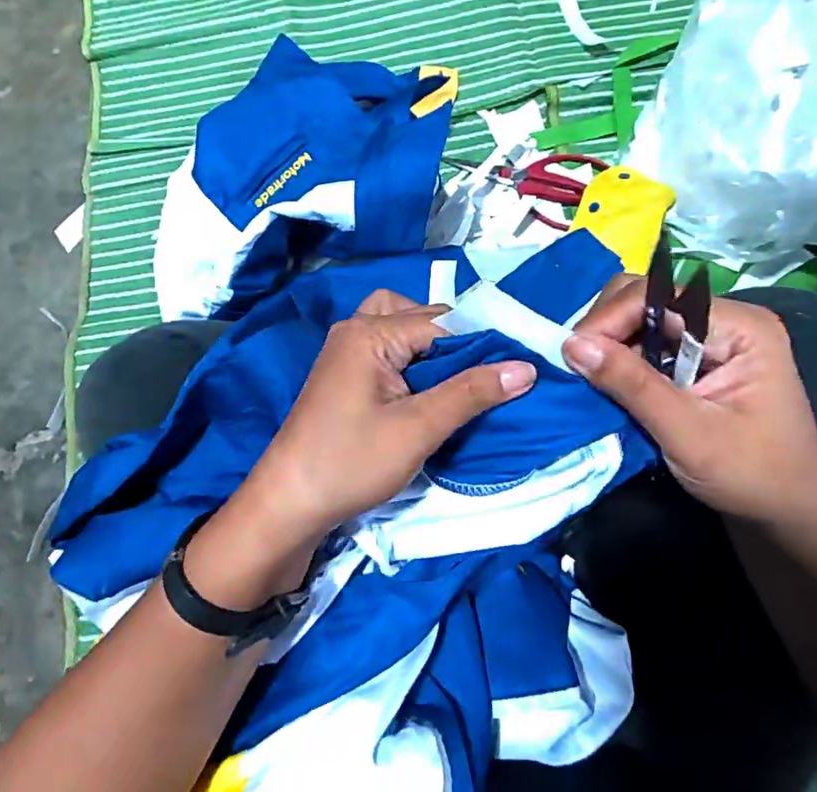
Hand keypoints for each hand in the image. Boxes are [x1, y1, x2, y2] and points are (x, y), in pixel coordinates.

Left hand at [188, 289, 534, 608]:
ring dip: (428, 343)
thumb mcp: (417, 429)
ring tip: (452, 379)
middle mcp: (355, 329)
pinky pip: (385, 347)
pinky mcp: (343, 372)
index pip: (441, 321)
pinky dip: (409, 356)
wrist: (289, 500)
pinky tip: (426, 387)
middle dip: (454, 339)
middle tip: (483, 375)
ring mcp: (344, 349)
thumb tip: (526, 367)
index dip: (479, 342)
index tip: (515, 366)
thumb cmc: (351, 462)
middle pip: (418, 315)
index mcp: (370, 333)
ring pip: (398, 326)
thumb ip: (470, 393)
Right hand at [560, 275, 816, 533]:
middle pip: (645, 297)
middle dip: (605, 327)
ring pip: (638, 317)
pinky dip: (619, 357)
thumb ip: (631, 385)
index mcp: (740, 326)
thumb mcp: (688, 434)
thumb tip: (570, 344)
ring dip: (609, 343)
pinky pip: (644, 340)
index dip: (609, 319)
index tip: (572, 355)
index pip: (657, 297)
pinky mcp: (695, 356)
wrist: (789, 517)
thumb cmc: (752, 477)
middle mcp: (724, 319)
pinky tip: (606, 381)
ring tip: (588, 376)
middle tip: (578, 365)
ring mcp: (710, 336)